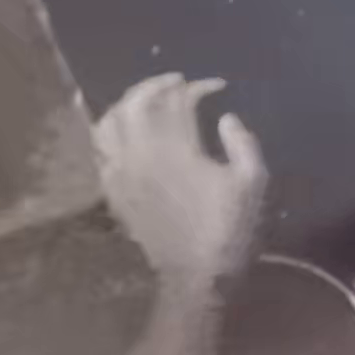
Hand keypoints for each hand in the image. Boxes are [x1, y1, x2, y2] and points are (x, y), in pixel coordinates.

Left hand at [94, 73, 268, 287]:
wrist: (196, 273)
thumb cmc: (231, 227)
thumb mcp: (253, 183)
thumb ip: (242, 143)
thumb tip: (227, 118)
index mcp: (176, 150)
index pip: (178, 103)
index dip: (197, 88)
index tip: (217, 86)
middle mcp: (139, 154)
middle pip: (135, 105)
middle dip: (156, 86)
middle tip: (177, 82)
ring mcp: (120, 173)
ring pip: (109, 123)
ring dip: (128, 103)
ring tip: (147, 100)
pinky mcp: (114, 191)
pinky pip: (102, 149)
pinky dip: (112, 130)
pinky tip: (125, 131)